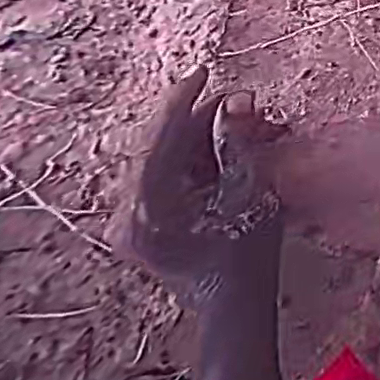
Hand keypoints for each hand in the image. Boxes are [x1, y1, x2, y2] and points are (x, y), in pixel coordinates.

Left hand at [127, 67, 285, 305]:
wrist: (234, 307)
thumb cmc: (245, 255)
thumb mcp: (248, 192)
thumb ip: (237, 144)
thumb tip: (235, 101)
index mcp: (146, 208)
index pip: (158, 140)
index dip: (182, 102)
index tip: (203, 73)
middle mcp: (127, 212)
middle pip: (165, 147)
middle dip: (208, 121)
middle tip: (247, 105)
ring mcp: (133, 219)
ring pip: (171, 158)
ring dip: (210, 138)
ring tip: (252, 127)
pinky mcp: (146, 221)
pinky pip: (173, 175)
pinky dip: (204, 158)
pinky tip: (234, 148)